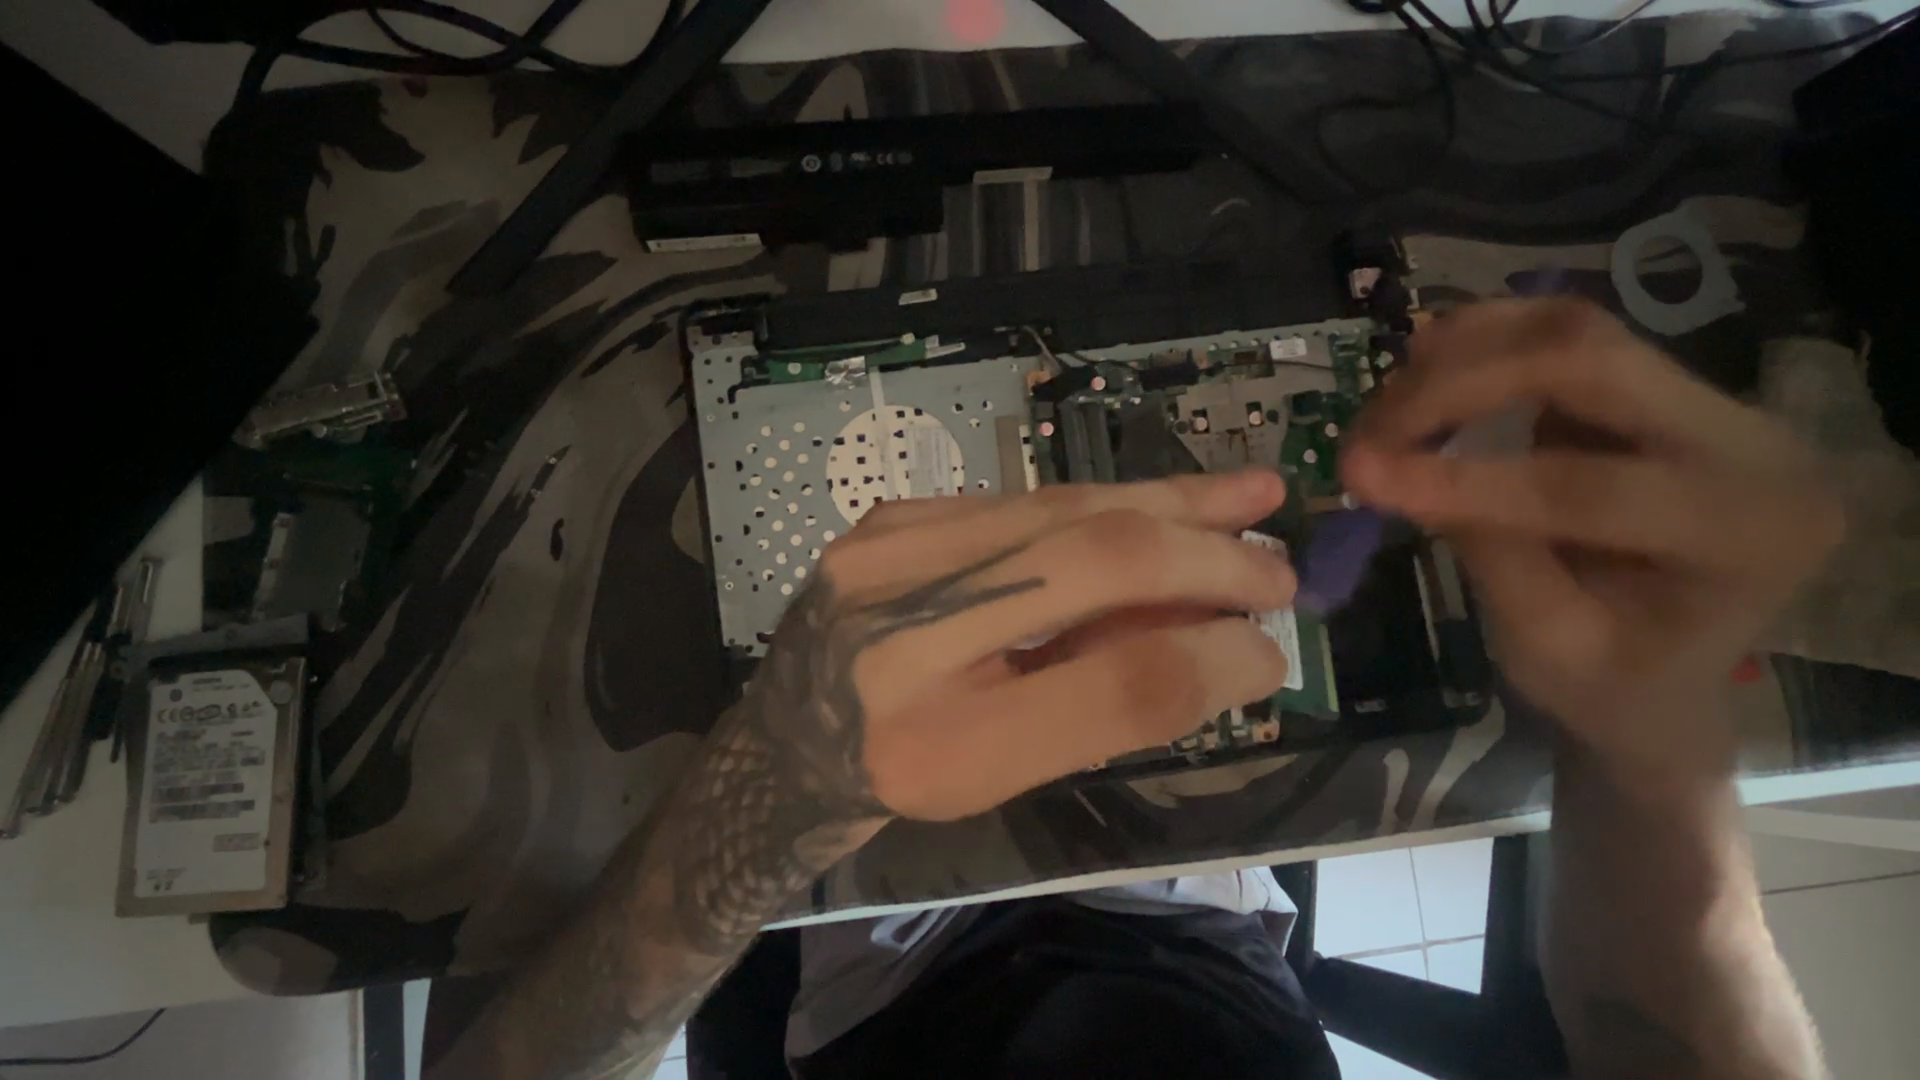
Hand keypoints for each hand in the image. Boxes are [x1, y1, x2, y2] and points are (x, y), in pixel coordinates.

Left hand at [737, 471, 1296, 829]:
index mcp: (935, 739)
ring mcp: (887, 552)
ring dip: (1166, 503)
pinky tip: (1153, 510)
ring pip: (1062, 508)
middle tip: (1279, 565)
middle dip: (1205, 555)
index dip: (1210, 659)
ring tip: (1248, 495)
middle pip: (1088, 561)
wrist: (787, 736)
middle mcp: (900, 627)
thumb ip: (1107, 711)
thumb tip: (1228, 644)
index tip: (1271, 652)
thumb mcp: (1003, 776)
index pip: (1109, 684)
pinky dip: (1100, 506)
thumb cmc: (903, 772)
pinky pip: (1022, 504)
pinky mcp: (890, 516)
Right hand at [1342, 299, 1842, 770]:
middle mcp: (1748, 440)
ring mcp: (1700, 401)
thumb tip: (1404, 475)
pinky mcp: (1647, 388)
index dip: (1463, 479)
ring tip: (1381, 410)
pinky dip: (1476, 344)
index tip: (1358, 476)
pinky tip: (1420, 371)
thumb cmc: (1609, 683)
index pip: (1589, 485)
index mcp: (1751, 530)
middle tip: (1365, 435)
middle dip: (1455, 387)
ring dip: (1457, 358)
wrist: (1658, 674)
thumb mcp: (1547, 646)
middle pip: (1589, 361)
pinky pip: (1556, 334)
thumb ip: (1494, 557)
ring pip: (1569, 330)